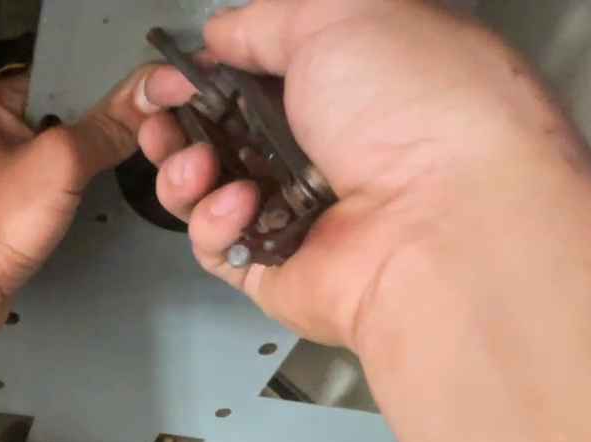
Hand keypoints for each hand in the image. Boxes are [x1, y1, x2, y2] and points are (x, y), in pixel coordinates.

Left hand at [0, 68, 156, 344]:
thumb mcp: (59, 162)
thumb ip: (105, 128)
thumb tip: (157, 95)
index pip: (61, 78)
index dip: (104, 85)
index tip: (149, 97)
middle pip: (62, 119)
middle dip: (100, 128)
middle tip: (151, 132)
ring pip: (57, 160)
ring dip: (89, 165)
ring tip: (135, 159)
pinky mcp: (4, 218)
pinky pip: (48, 194)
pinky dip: (72, 196)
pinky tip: (99, 198)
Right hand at [139, 0, 590, 346]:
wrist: (432, 222)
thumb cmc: (413, 109)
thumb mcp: (340, 18)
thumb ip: (268, 21)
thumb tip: (221, 32)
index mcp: (342, 86)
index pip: (252, 81)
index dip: (205, 78)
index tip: (172, 80)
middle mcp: (316, 152)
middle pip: (218, 141)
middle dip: (178, 130)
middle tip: (159, 124)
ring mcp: (289, 214)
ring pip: (205, 195)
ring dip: (184, 174)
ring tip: (195, 165)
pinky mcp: (268, 267)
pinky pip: (215, 245)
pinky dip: (215, 222)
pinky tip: (240, 207)